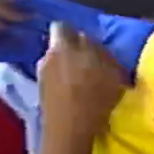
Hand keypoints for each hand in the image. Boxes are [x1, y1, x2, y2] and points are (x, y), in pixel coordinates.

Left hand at [39, 22, 125, 141]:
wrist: (70, 126)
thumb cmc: (97, 98)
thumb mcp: (114, 75)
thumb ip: (106, 57)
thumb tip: (100, 49)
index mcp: (67, 45)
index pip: (68, 27)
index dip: (81, 34)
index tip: (93, 44)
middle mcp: (50, 52)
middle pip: (59, 41)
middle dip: (71, 45)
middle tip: (87, 57)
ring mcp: (42, 68)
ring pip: (56, 57)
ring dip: (67, 62)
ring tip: (82, 76)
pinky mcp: (40, 84)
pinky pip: (53, 72)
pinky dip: (62, 76)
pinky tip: (74, 88)